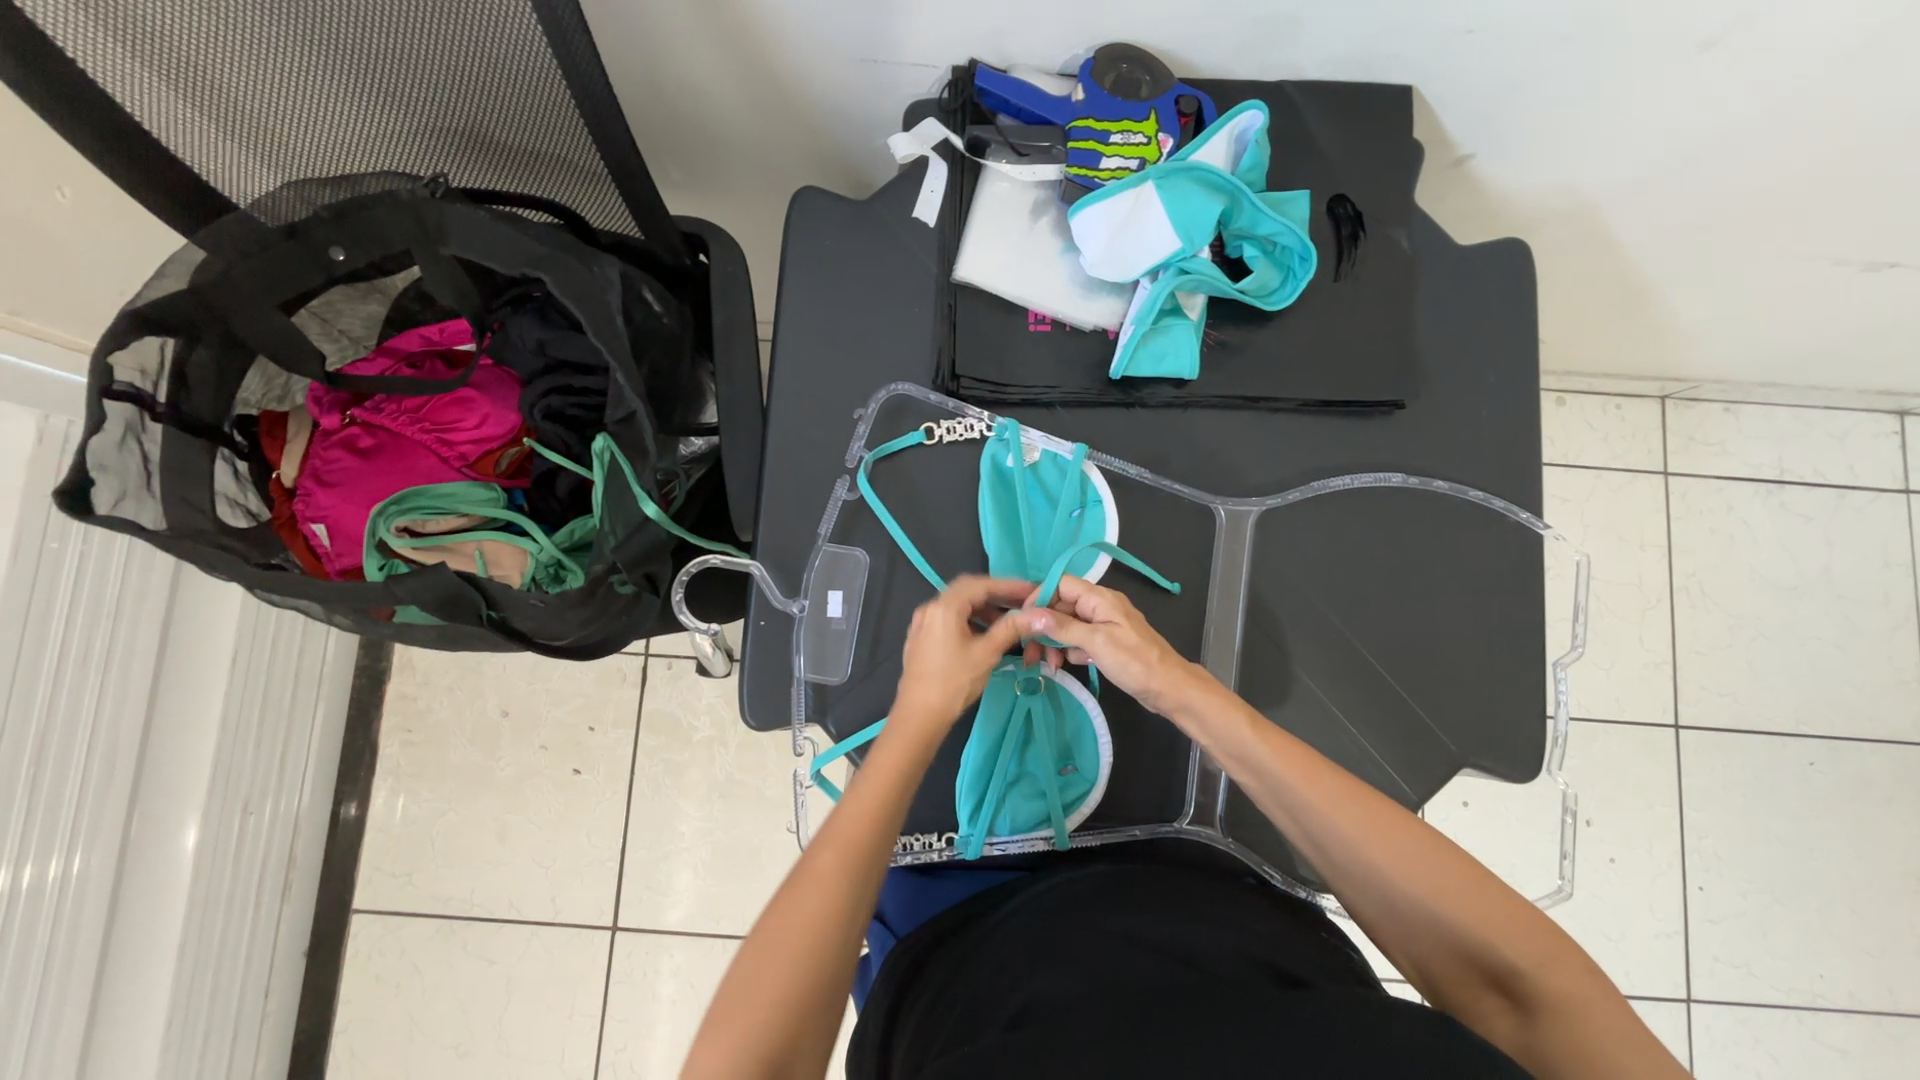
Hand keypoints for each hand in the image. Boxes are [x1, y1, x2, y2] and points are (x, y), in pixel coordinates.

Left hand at [892, 576, 1040, 732]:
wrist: (919, 716)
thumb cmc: (954, 682)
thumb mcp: (986, 653)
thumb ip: (1012, 628)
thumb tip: (1040, 614)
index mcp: (944, 607)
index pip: (980, 584)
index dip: (1009, 585)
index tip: (1032, 591)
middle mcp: (930, 608)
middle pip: (968, 592)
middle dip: (997, 596)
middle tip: (1023, 603)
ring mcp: (923, 623)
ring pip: (958, 607)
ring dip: (984, 610)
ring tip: (1008, 622)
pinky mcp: (921, 638)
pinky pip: (949, 619)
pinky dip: (970, 621)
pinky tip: (986, 635)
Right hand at [1025, 575, 1211, 715]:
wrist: (1168, 688)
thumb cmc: (1135, 662)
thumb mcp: (1096, 642)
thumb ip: (1063, 627)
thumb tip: (1032, 613)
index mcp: (1100, 599)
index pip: (1061, 584)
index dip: (1039, 598)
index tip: (1023, 621)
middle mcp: (1100, 607)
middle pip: (1061, 606)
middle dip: (1044, 627)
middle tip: (1031, 653)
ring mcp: (1104, 625)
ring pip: (1068, 626)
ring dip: (1054, 642)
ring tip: (1049, 664)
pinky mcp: (1106, 644)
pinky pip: (1079, 640)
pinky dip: (1069, 651)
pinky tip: (1065, 666)